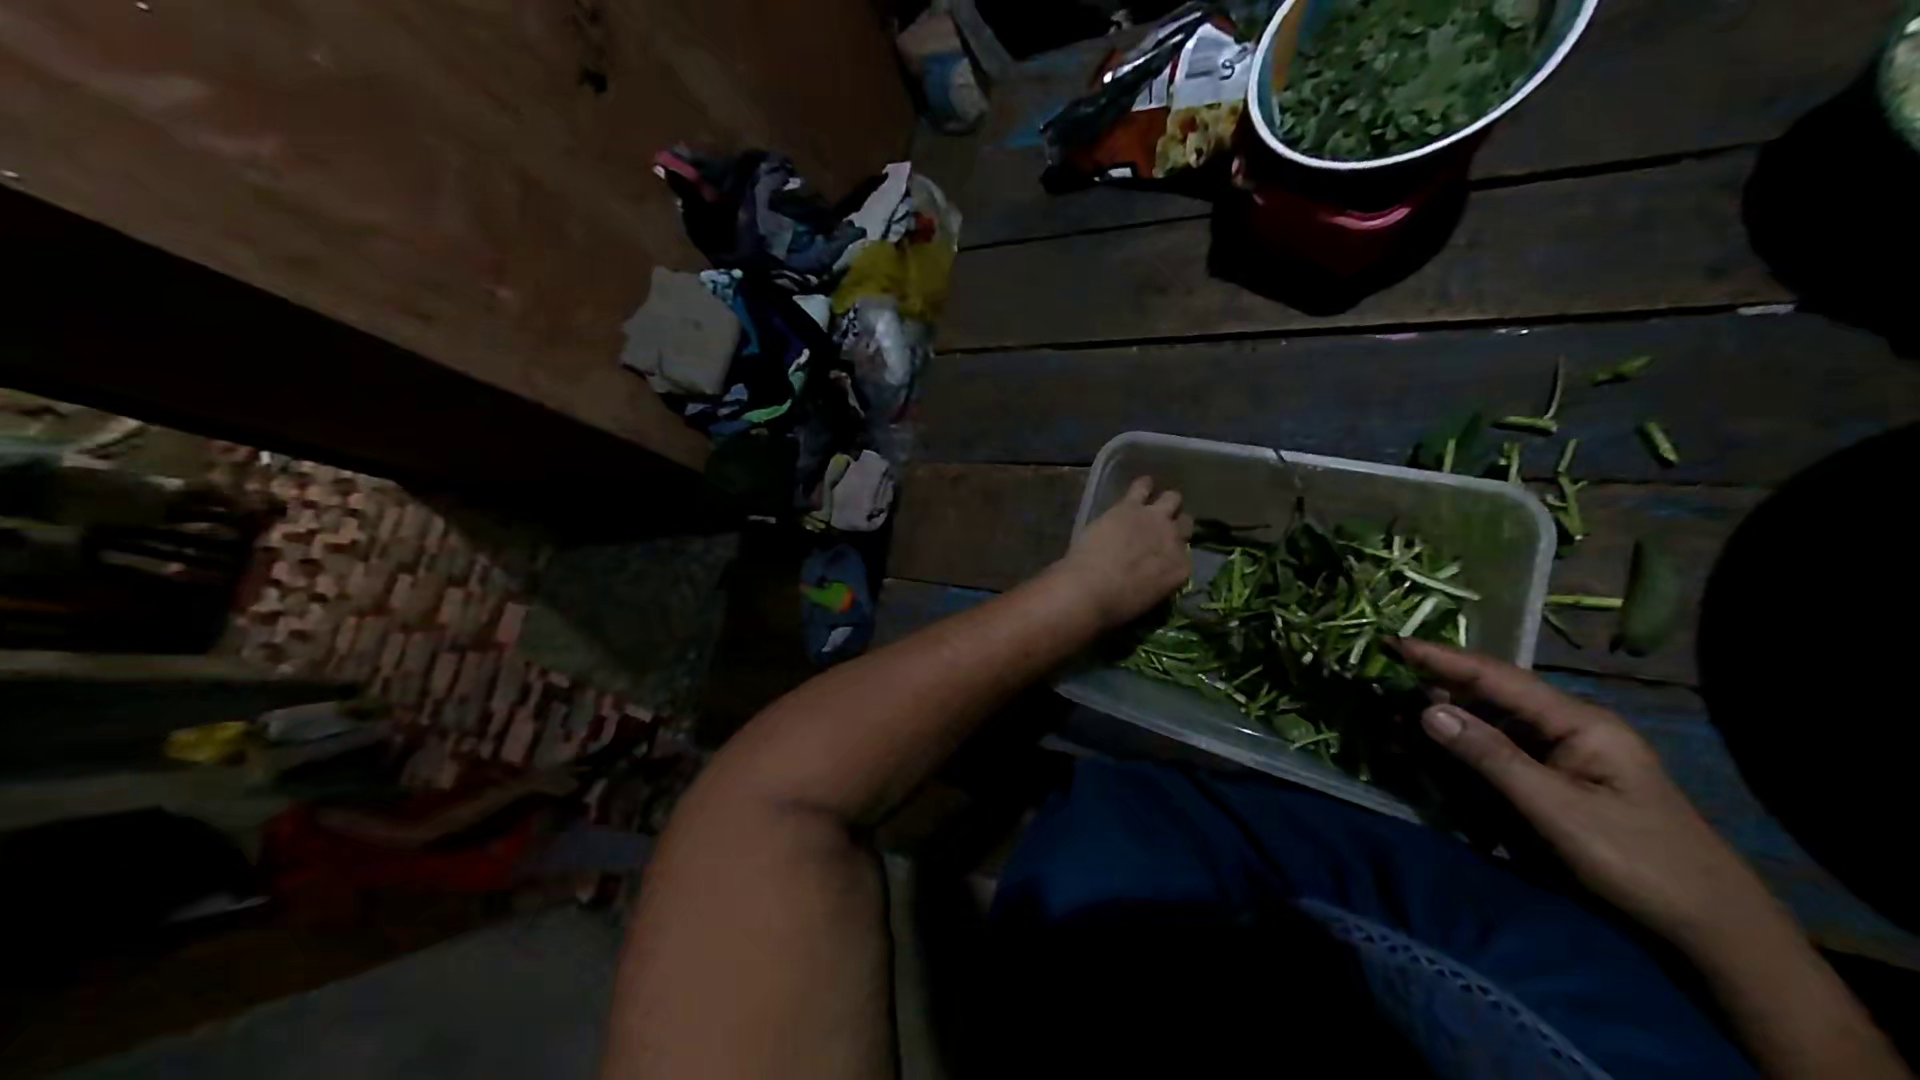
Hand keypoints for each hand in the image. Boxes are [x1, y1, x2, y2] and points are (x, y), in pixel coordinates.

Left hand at [1049, 476, 1192, 628]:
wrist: (1091, 588)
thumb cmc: (1116, 605)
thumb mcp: (1149, 599)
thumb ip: (1158, 581)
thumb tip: (1151, 575)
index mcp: (1181, 568)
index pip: (1186, 553)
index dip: (1174, 550)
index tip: (1163, 552)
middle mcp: (1175, 540)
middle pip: (1185, 523)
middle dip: (1175, 524)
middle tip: (1160, 528)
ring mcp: (1155, 519)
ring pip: (1172, 499)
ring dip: (1165, 501)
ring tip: (1154, 503)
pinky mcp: (1130, 506)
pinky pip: (1142, 486)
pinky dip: (1142, 485)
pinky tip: (1141, 484)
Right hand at [1396, 638, 1778, 947]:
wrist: (1711, 929)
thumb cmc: (1637, 862)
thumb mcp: (1557, 810)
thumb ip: (1490, 757)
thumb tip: (1427, 709)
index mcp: (1579, 722)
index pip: (1497, 677)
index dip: (1442, 658)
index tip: (1392, 643)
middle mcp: (1568, 728)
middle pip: (1489, 696)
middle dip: (1434, 691)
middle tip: (1382, 691)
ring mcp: (1563, 755)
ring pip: (1489, 725)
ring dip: (1443, 724)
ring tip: (1396, 726)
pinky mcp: (1555, 781)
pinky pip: (1498, 754)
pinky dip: (1461, 752)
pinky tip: (1432, 756)